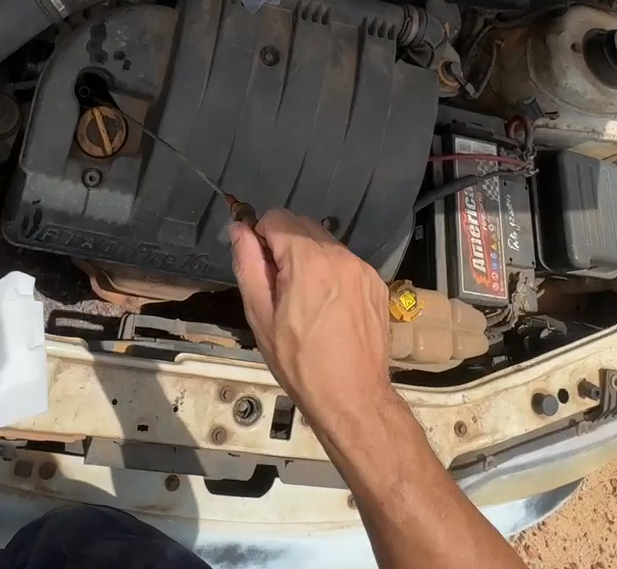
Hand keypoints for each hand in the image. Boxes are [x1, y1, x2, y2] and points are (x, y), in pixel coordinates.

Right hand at [229, 209, 396, 444]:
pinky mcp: (377, 282)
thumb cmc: (299, 361)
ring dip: (309, 256)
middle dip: (284, 244)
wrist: (353, 398)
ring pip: (325, 241)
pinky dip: (332, 271)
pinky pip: (346, 261)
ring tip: (305, 298)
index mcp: (307, 259)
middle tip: (279, 285)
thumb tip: (239, 229)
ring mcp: (362, 267)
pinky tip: (330, 306)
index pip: (276, 217)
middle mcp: (339, 254)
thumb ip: (247, 264)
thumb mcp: (260, 315)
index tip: (261, 268)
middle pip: (301, 224)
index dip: (260, 237)